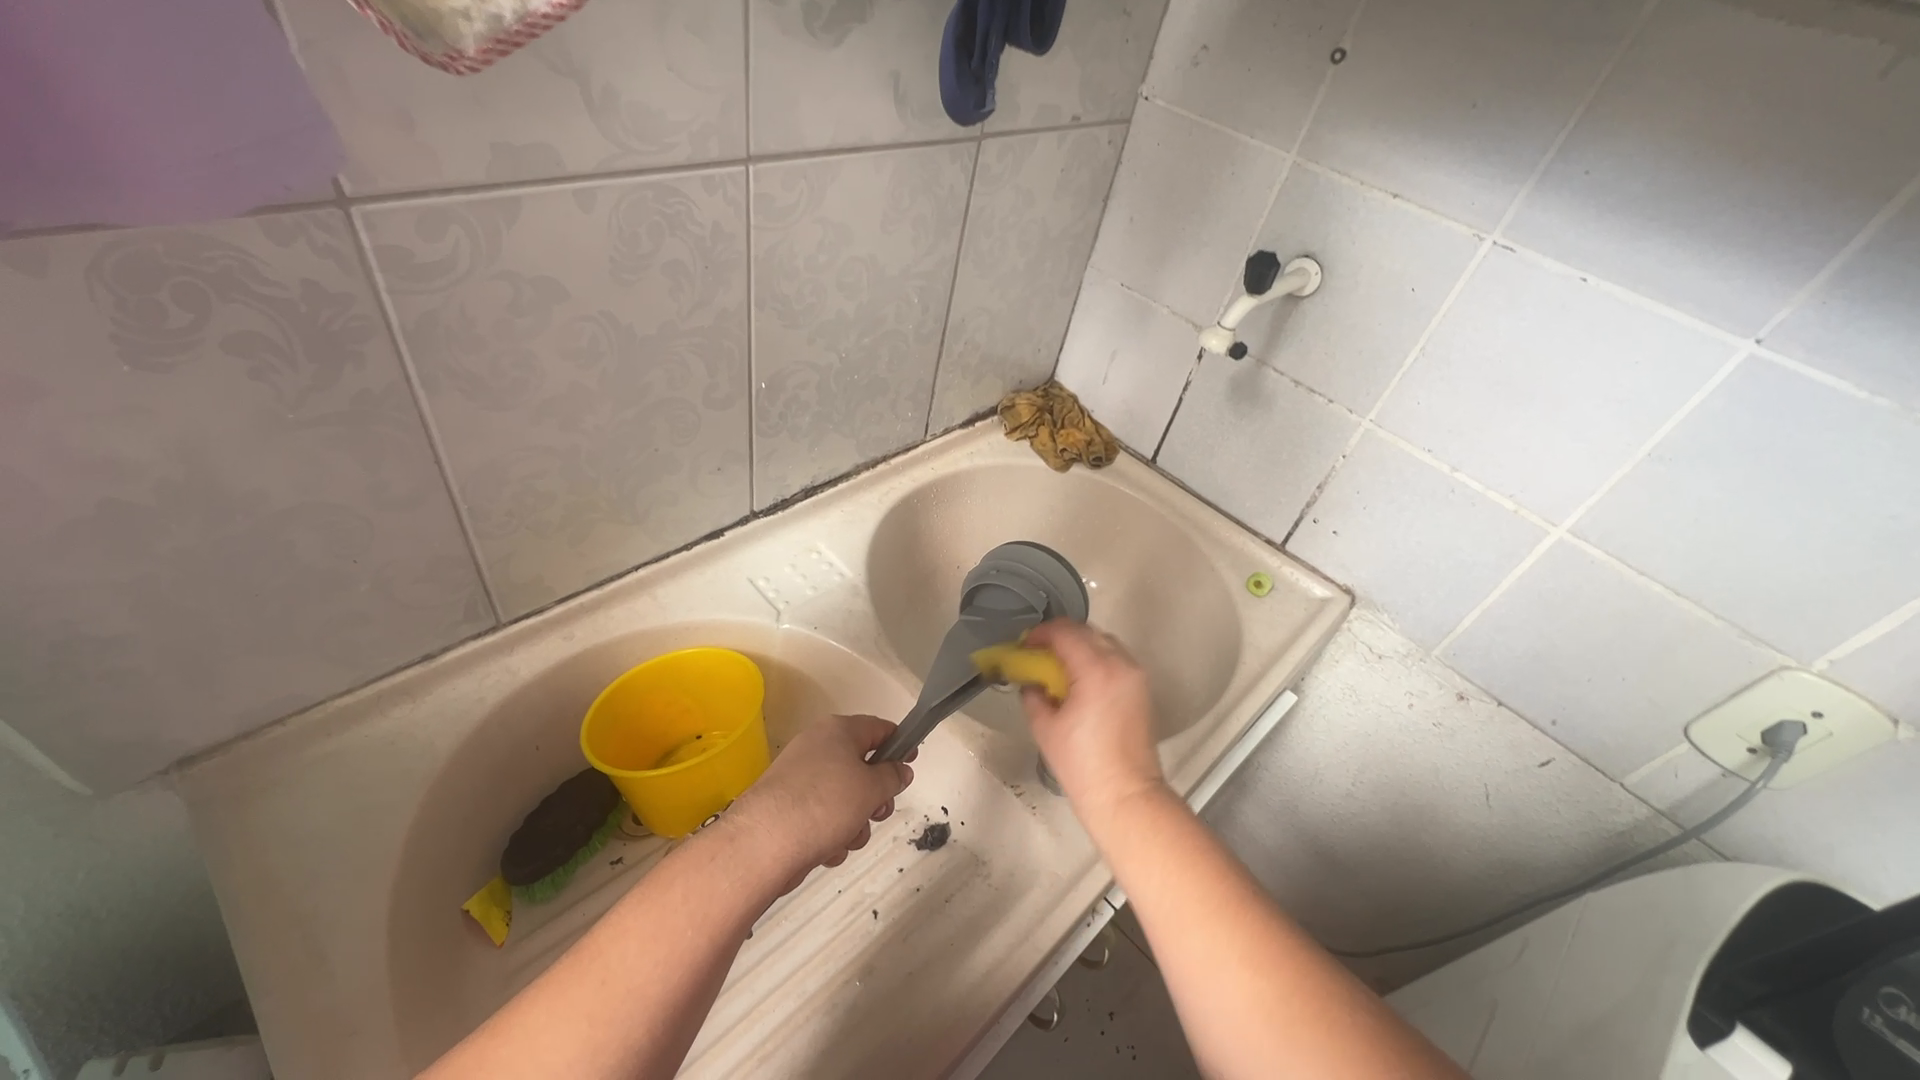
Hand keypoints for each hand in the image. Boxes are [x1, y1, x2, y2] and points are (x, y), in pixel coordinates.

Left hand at [727, 714, 914, 879]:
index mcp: (837, 731)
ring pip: (845, 799)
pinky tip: (827, 849)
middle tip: (878, 812)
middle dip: (875, 796)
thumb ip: (892, 776)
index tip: (911, 764)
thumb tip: (900, 769)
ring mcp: (799, 779)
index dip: (899, 744)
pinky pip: (823, 817)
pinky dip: (831, 834)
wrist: (765, 843)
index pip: (878, 728)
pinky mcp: (788, 808)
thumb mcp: (871, 788)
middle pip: (861, 767)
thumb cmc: (826, 804)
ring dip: (855, 822)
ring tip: (847, 838)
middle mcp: (817, 748)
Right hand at [1020, 620, 1166, 819]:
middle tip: (1038, 654)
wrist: (1125, 794)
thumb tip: (1031, 682)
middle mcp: (1120, 664)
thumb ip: (1033, 694)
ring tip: (1059, 667)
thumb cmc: (1082, 764)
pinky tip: (1080, 680)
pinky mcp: (1142, 688)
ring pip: (1104, 642)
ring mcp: (1136, 675)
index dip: (1040, 634)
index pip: (1065, 632)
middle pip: (1086, 631)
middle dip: (1060, 637)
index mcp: (1095, 669)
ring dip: (1080, 646)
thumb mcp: (1044, 727)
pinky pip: (1116, 659)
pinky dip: (1096, 659)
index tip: (1024, 645)